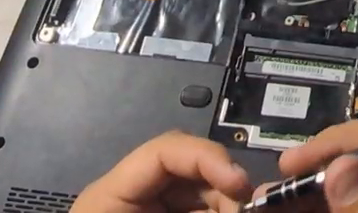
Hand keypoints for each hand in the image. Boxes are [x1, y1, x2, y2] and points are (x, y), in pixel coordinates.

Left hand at [72, 132, 252, 212]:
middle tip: (248, 210)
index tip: (240, 185)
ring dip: (224, 206)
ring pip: (198, 194)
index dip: (207, 158)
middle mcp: (129, 197)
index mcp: (109, 197)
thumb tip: (238, 207)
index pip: (165, 150)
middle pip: (188, 169)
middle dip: (223, 187)